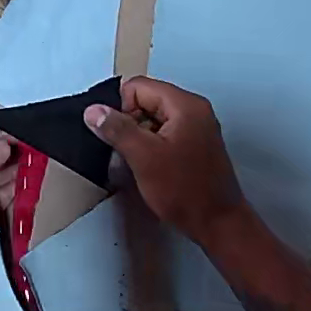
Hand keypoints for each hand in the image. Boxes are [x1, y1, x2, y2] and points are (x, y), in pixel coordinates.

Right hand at [83, 76, 249, 243]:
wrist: (218, 223)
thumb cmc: (185, 191)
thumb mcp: (144, 157)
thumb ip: (117, 129)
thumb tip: (93, 111)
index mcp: (185, 105)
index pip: (139, 87)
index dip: (121, 108)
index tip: (121, 137)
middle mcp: (195, 111)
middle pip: (147, 101)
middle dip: (131, 123)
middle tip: (131, 152)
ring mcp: (198, 129)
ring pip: (155, 120)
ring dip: (141, 138)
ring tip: (141, 163)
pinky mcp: (197, 147)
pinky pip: (167, 135)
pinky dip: (154, 147)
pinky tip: (152, 169)